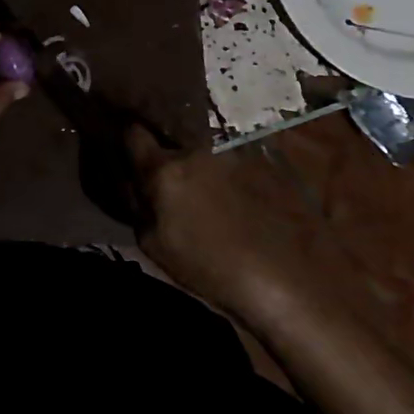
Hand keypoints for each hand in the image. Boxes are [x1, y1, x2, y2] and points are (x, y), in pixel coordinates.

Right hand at [125, 125, 315, 312]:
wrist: (287, 279)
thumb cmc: (210, 268)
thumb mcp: (154, 245)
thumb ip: (137, 205)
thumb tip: (131, 183)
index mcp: (164, 169)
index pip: (133, 134)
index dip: (127, 139)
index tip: (126, 149)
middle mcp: (195, 150)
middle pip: (169, 138)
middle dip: (164, 153)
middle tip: (165, 175)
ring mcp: (231, 153)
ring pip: (201, 149)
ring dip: (196, 162)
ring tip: (202, 188)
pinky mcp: (262, 162)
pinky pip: (229, 158)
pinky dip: (223, 171)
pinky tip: (231, 195)